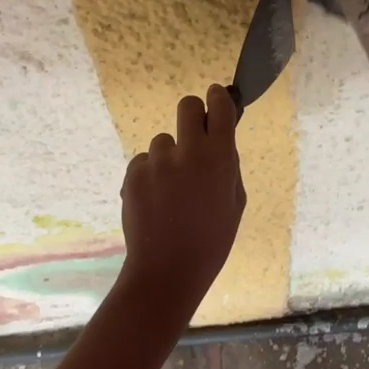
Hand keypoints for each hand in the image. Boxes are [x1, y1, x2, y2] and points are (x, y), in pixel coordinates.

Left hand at [118, 85, 246, 316]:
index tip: (216, 97)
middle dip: (192, 115)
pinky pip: (144, 162)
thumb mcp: (235, 201)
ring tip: (170, 190)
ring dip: (168, 156)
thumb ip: (229, 165)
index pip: (219, 106)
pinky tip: (154, 201)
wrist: (167, 271)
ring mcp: (158, 161)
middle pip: (187, 105)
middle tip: (193, 138)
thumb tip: (221, 140)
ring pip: (163, 140)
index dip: (218, 97)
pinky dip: (149, 175)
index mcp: (220, 157)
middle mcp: (189, 151)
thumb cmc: (211, 240)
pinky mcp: (133, 174)